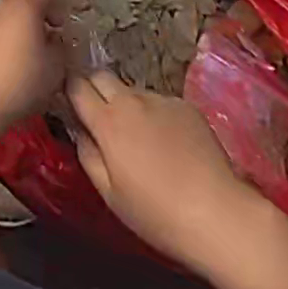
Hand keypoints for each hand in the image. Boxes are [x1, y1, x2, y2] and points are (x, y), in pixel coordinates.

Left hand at [0, 0, 68, 126]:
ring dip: (29, 11)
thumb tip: (56, 39)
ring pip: (12, 2)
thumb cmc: (22, 79)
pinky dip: (18, 23)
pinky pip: (4, 19)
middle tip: (58, 16)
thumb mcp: (55, 66)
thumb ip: (61, 47)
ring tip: (45, 36)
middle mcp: (6, 5)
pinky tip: (26, 47)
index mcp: (27, 4)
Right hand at [67, 71, 263, 272]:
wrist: (217, 213)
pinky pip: (160, 102)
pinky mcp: (186, 105)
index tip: (71, 105)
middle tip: (101, 119)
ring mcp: (162, 99)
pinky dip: (155, 115)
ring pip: (132, 90)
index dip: (70, 91)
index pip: (77, 85)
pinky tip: (169, 144)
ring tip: (141, 138)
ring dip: (127, 104)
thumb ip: (87, 154)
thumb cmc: (156, 213)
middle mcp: (132, 100)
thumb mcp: (109, 194)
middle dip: (95, 89)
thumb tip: (80, 131)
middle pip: (102, 76)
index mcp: (108, 121)